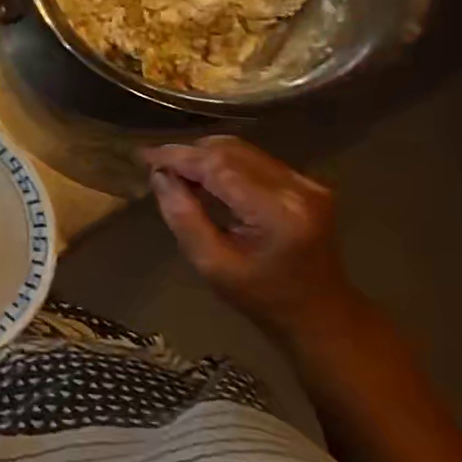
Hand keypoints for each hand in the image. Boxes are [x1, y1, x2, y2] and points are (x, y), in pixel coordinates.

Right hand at [141, 136, 352, 332]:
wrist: (317, 311)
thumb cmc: (260, 297)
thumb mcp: (212, 264)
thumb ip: (183, 217)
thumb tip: (159, 176)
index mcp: (277, 213)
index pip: (219, 167)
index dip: (178, 157)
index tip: (144, 157)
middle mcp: (297, 189)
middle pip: (230, 151)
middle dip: (188, 154)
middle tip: (156, 166)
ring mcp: (306, 182)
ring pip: (241, 150)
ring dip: (203, 155)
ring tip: (175, 172)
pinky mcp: (305, 182)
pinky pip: (253, 159)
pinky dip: (222, 162)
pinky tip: (203, 178)